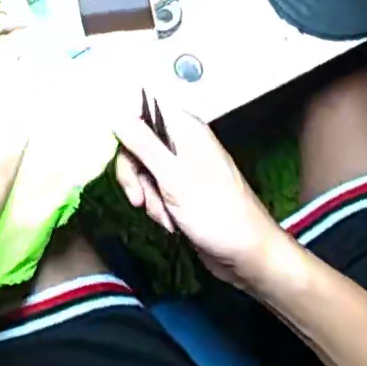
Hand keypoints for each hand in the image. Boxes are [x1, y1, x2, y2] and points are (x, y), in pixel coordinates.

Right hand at [113, 97, 291, 287]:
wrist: (248, 255)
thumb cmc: (216, 212)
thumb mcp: (173, 177)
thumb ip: (143, 144)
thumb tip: (117, 115)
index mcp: (185, 128)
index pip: (143, 110)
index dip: (128, 129)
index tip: (125, 156)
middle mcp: (183, 141)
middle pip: (139, 143)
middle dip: (135, 174)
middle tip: (139, 199)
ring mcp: (183, 166)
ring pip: (144, 169)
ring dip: (148, 196)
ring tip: (165, 216)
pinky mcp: (182, 189)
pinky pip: (155, 189)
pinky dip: (157, 206)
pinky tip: (170, 222)